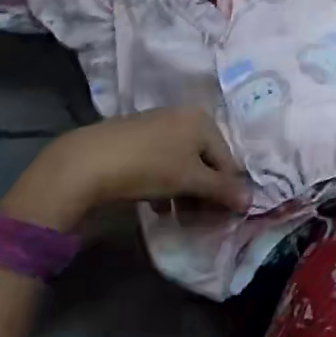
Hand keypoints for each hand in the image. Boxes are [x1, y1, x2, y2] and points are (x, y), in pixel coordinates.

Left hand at [0, 107, 248, 231]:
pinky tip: (155, 206)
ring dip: (184, 193)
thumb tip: (250, 201)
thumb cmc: (149, 167)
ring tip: (175, 216)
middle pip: (205, 161)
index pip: (227, 161)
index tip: (218, 218)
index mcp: (202, 120)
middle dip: (203, 193)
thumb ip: (222, 190)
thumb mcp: (190, 180)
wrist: (85, 162)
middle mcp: (183, 116)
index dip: (226, 191)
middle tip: (196, 220)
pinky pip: (161, 162)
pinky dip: (164, 184)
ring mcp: (156, 124)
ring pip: (182, 163)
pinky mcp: (134, 137)